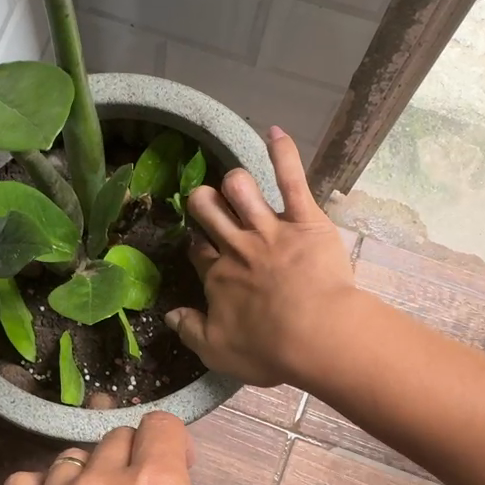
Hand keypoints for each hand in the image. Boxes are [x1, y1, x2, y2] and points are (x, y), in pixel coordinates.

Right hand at [166, 127, 360, 387]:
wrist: (315, 335)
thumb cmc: (268, 349)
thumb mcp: (216, 352)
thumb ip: (190, 331)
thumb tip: (169, 315)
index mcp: (217, 276)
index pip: (198, 249)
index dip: (197, 244)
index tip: (200, 245)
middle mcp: (237, 246)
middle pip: (209, 210)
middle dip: (204, 203)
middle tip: (208, 205)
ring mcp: (269, 228)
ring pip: (240, 189)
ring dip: (235, 184)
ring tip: (237, 186)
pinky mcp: (304, 218)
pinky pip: (291, 178)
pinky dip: (283, 153)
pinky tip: (275, 132)